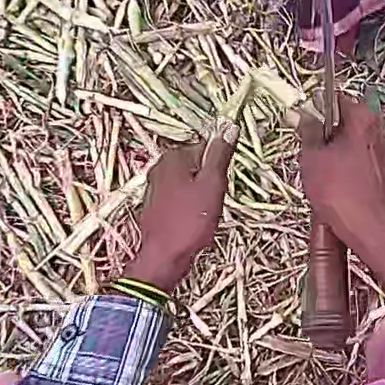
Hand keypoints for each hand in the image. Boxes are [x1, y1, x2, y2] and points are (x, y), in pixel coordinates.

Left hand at [121, 123, 236, 291]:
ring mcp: (154, 187)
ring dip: (200, 197)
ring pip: (189, 184)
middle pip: (197, 166)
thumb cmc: (189, 221)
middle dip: (209, 183)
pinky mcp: (154, 205)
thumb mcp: (212, 184)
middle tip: (213, 203)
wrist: (163, 257)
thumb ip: (220, 154)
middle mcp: (159, 167)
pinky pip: (180, 199)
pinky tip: (192, 222)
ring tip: (203, 214)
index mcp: (172, 157)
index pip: (206, 149)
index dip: (219, 168)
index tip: (220, 186)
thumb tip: (229, 128)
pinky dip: (189, 208)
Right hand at [297, 94, 384, 248]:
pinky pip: (364, 162)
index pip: (336, 101)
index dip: (316, 111)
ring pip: (356, 143)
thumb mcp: (312, 157)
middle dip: (328, 133)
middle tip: (309, 149)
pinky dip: (351, 167)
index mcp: (362, 119)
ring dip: (340, 151)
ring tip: (322, 170)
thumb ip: (308, 131)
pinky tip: (339, 183)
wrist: (365, 226)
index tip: (303, 123)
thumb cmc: (338, 190)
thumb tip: (303, 115)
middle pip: (348, 122)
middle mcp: (379, 132)